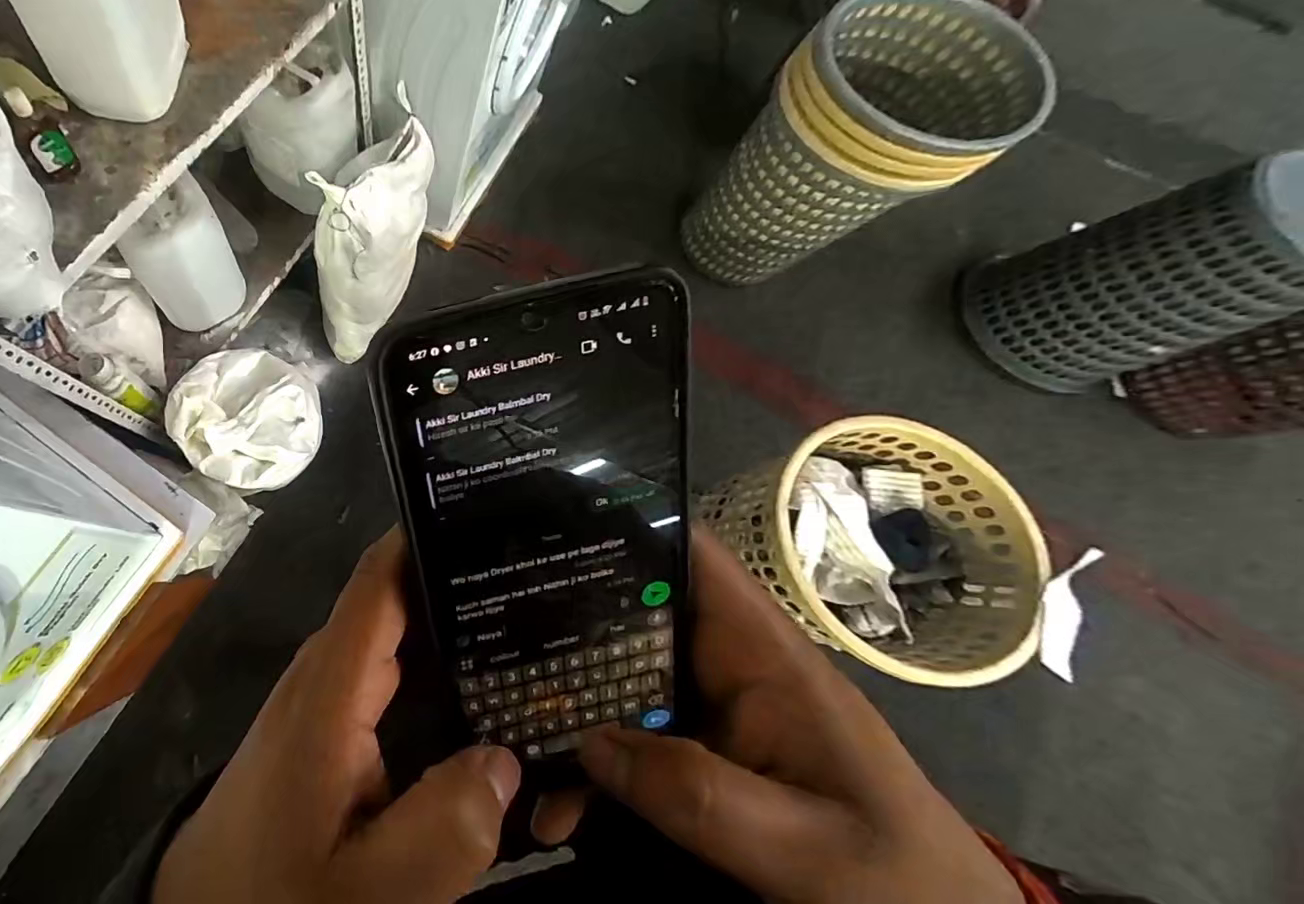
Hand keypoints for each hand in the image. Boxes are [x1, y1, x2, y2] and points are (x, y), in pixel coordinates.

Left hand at [152, 527, 519, 903]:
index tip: (488, 517)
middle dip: (459, 584)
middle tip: (536, 581)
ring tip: (527, 624)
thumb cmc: (276, 895)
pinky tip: (481, 687)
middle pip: (396, 601)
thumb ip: (444, 830)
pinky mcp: (325, 722)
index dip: (426, 537)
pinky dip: (433, 668)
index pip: (379, 580)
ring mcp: (322, 696)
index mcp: (329, 688)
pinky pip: (388, 673)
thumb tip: (505, 761)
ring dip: (451, 628)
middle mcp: (324, 674)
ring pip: (395, 638)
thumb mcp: (370, 890)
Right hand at [533, 527, 1021, 903]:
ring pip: (616, 683)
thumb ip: (701, 795)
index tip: (553, 522)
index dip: (630, 525)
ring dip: (564, 707)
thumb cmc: (898, 879)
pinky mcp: (695, 758)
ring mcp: (705, 714)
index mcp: (759, 653)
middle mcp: (722, 667)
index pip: (693, 557)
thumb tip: (589, 743)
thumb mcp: (806, 847)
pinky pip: (625, 747)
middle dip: (564, 618)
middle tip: (493, 627)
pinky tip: (551, 804)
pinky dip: (585, 772)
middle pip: (632, 614)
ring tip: (505, 728)